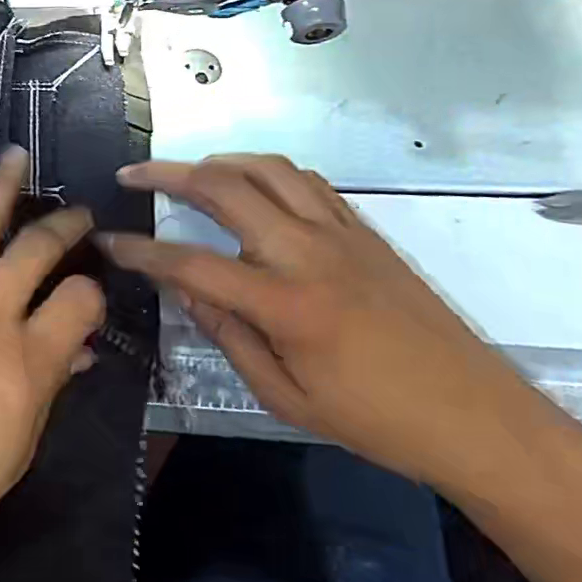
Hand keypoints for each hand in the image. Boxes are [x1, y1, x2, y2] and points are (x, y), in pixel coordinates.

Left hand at [0, 147, 105, 569]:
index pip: (82, 300)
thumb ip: (50, 387)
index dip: (96, 295)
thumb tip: (75, 350)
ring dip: (3, 186)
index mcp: (27, 361)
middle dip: (66, 225)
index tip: (92, 301)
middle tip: (80, 215)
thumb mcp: (18, 446)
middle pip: (38, 248)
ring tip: (17, 155)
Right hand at [99, 155, 572, 492]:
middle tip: (132, 175)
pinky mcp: (365, 230)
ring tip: (186, 172)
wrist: (474, 415)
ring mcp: (341, 233)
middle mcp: (308, 251)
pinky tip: (249, 185)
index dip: (140, 250)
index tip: (106, 240)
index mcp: (284, 303)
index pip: (191, 262)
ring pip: (267, 169)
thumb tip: (184, 286)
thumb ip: (227, 333)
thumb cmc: (373, 420)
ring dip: (218, 161)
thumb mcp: (283, 394)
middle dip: (168, 175)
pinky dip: (265, 172)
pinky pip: (306, 181)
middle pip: (225, 188)